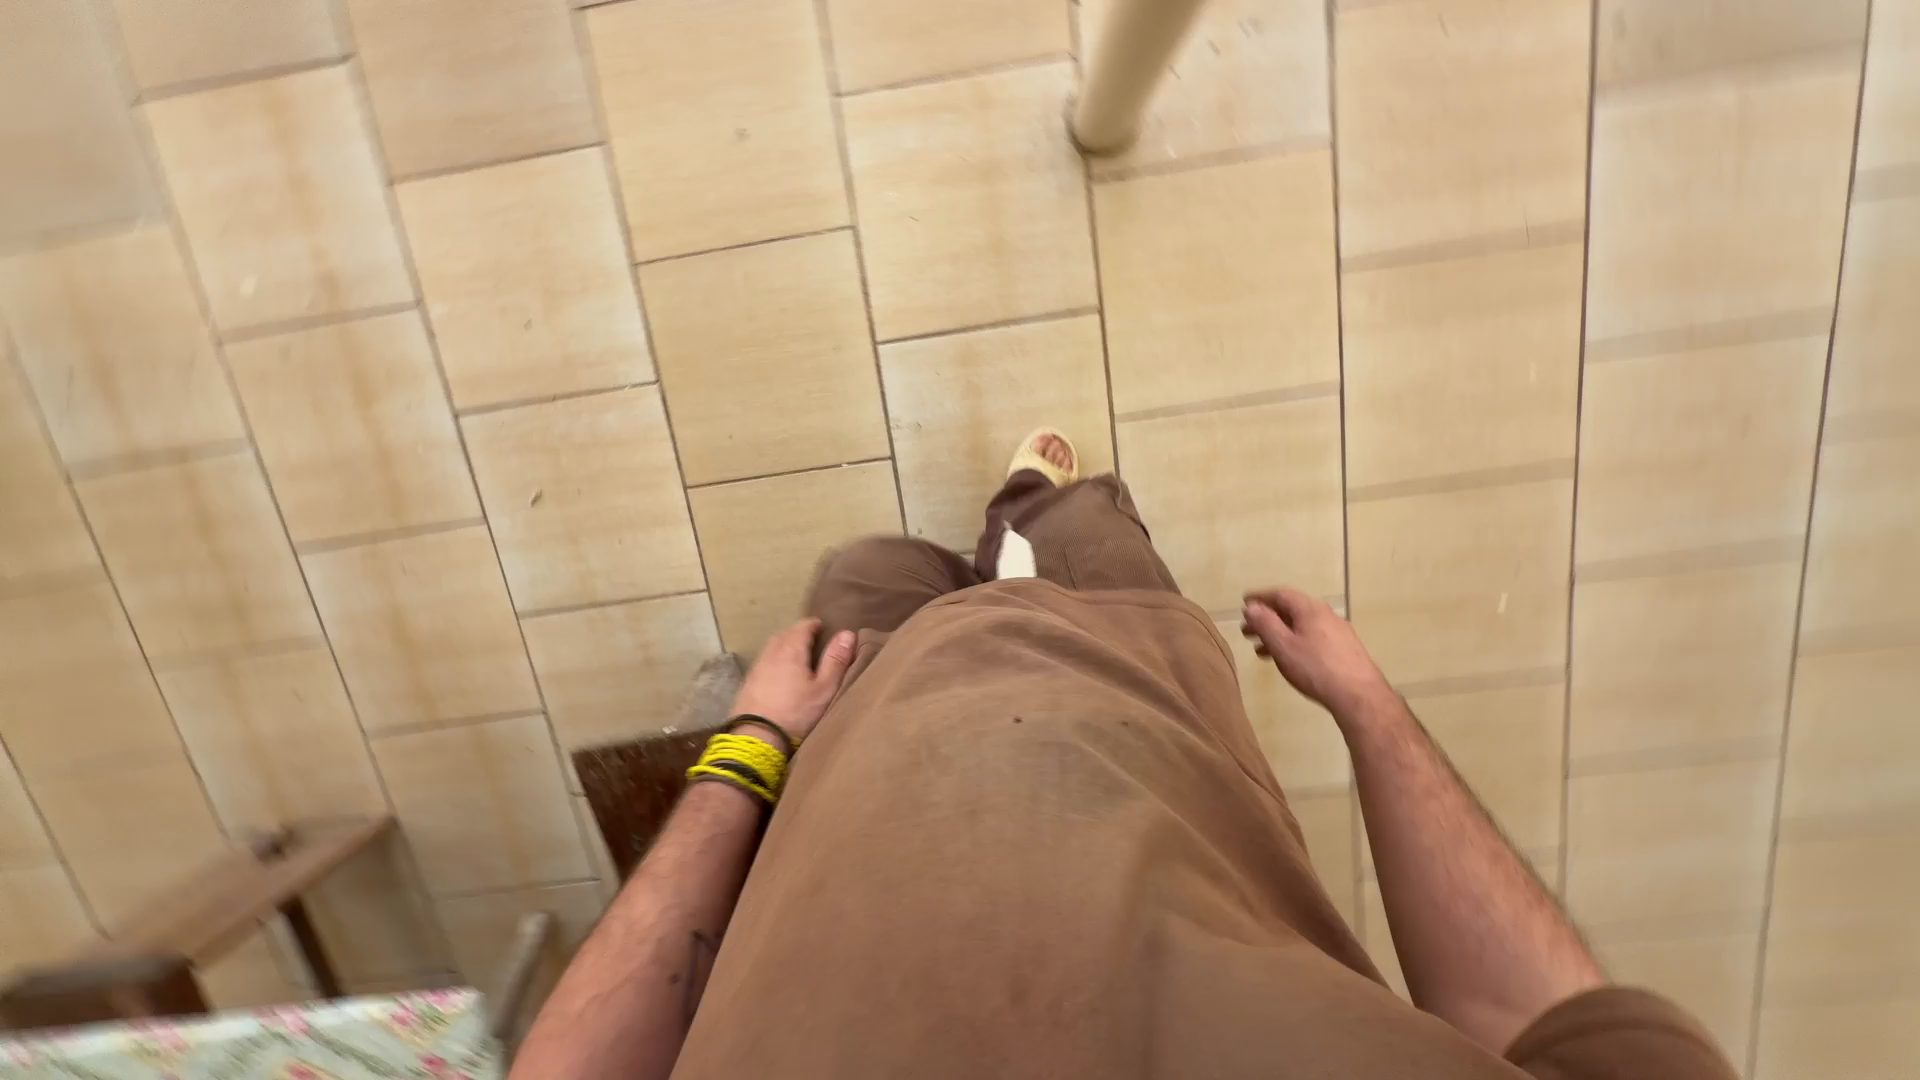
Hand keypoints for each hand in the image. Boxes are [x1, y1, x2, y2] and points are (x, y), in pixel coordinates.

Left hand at [728, 618, 856, 743]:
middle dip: (799, 633)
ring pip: (772, 647)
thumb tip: (847, 633)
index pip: (802, 626)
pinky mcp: (748, 683)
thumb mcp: (824, 689)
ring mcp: (757, 668)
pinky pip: (764, 662)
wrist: (757, 739)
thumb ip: (836, 660)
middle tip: (813, 641)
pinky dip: (775, 660)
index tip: (824, 628)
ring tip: (798, 656)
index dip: (814, 625)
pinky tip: (780, 674)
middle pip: (785, 634)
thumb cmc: (796, 713)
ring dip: (785, 645)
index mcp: (791, 650)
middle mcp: (771, 653)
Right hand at [1241, 588, 1393, 720]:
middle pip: (1291, 610)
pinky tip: (1289, 659)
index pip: (1281, 594)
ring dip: (1279, 633)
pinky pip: (1312, 637)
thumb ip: (1265, 623)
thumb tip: (1251, 607)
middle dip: (1267, 619)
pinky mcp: (1345, 649)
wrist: (1359, 695)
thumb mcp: (1282, 645)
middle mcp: (1326, 615)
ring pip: (1302, 626)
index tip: (1244, 603)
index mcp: (1310, 609)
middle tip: (1247, 631)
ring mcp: (1338, 632)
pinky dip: (1294, 642)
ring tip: (1261, 650)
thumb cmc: (1314, 668)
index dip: (1260, 597)